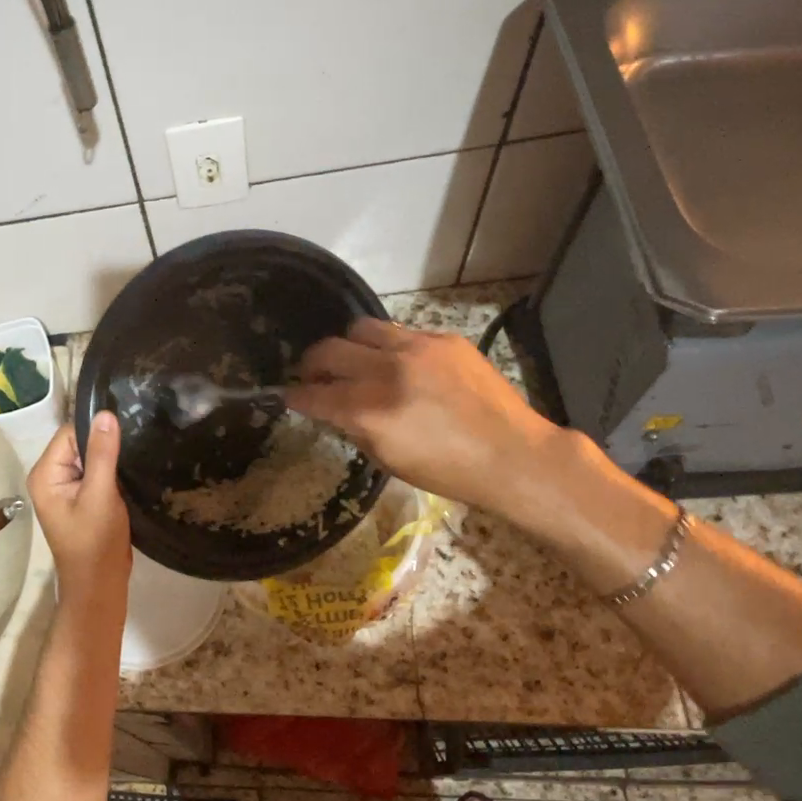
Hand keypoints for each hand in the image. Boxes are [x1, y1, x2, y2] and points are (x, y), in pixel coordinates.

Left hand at [28, 411, 131, 615]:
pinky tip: (130, 472)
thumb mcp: (100, 495)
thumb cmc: (95, 542)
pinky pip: (96, 472)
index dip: (96, 431)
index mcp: (44, 474)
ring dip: (111, 458)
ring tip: (136, 456)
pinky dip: (112, 472)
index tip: (125, 433)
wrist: (99, 585)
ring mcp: (66, 488)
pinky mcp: (82, 498)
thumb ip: (102, 454)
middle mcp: (50, 477)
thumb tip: (105, 414)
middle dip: (104, 444)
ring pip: (91, 457)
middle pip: (79, 443)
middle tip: (135, 445)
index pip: (70, 433)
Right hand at [285, 318, 567, 520]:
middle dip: (311, 365)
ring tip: (354, 361)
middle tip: (312, 376)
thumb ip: (354, 428)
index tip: (288, 396)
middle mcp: (388, 372)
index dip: (295, 396)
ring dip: (348, 346)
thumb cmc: (448, 471)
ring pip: (360, 329)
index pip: (314, 395)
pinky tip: (400, 367)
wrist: (513, 454)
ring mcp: (418, 349)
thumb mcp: (388, 460)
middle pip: (328, 351)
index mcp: (370, 412)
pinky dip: (388, 348)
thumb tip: (333, 409)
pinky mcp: (444, 339)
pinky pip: (400, 332)